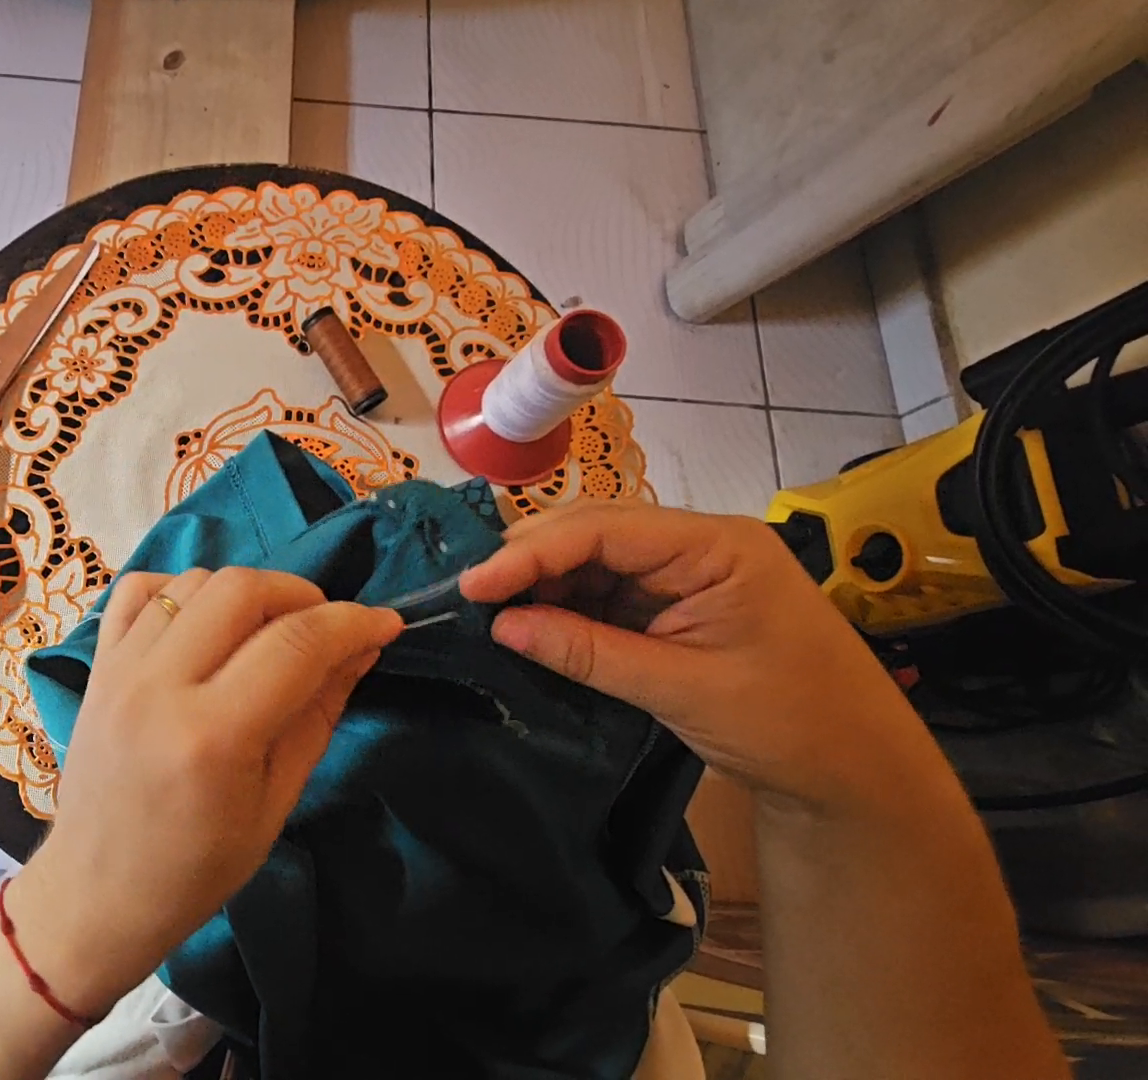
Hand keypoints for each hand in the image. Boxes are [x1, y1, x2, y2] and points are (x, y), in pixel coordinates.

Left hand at [6, 567, 402, 1016]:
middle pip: (241, 589)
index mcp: (212, 736)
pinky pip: (137, 591)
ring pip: (193, 580)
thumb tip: (361, 646)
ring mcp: (119, 668)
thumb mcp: (277, 801)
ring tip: (266, 630)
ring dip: (245, 592)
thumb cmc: (196, 868)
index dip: (352, 622)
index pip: (296, 643)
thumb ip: (319, 712)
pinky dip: (179, 589)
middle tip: (323, 628)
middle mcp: (159, 685)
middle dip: (300, 594)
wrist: (97, 891)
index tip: (384, 624)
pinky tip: (201, 621)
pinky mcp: (96, 664)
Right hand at [459, 502, 936, 812]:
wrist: (858, 776)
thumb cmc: (791, 726)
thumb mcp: (682, 688)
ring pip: (589, 557)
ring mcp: (682, 570)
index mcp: (715, 546)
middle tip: (470, 594)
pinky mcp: (670, 600)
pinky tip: (530, 620)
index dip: (529, 554)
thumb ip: (587, 651)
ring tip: (490, 609)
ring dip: (539, 581)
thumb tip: (499, 626)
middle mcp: (695, 543)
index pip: (601, 529)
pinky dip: (561, 604)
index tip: (472, 586)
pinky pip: (601, 588)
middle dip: (528, 559)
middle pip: (590, 530)